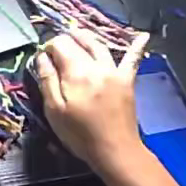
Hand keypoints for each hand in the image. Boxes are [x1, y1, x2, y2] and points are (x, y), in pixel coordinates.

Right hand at [32, 28, 150, 168]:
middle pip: (78, 41)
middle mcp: (95, 65)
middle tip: (56, 49)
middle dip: (65, 40)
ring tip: (77, 34)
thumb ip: (47, 80)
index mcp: (75, 72)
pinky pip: (132, 59)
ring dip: (86, 37)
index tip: (43, 59)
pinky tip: (143, 35)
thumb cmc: (80, 134)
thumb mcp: (54, 110)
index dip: (48, 47)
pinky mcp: (127, 80)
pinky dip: (137, 46)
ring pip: (99, 45)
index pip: (59, 44)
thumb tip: (42, 56)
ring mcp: (114, 71)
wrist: (115, 151)